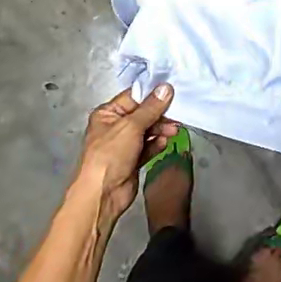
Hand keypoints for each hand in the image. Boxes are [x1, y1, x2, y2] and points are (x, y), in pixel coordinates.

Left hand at [74, 84, 177, 222]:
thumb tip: (166, 87)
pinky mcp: (133, 158)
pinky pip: (149, 146)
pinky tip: (164, 143)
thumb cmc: (110, 155)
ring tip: (174, 131)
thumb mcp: (131, 126)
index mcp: (107, 114)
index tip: (173, 90)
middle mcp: (115, 126)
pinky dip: (157, 143)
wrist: (103, 193)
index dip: (152, 93)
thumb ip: (151, 107)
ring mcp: (124, 144)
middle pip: (143, 114)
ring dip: (161, 129)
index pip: (133, 97)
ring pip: (148, 130)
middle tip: (177, 115)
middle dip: (160, 115)